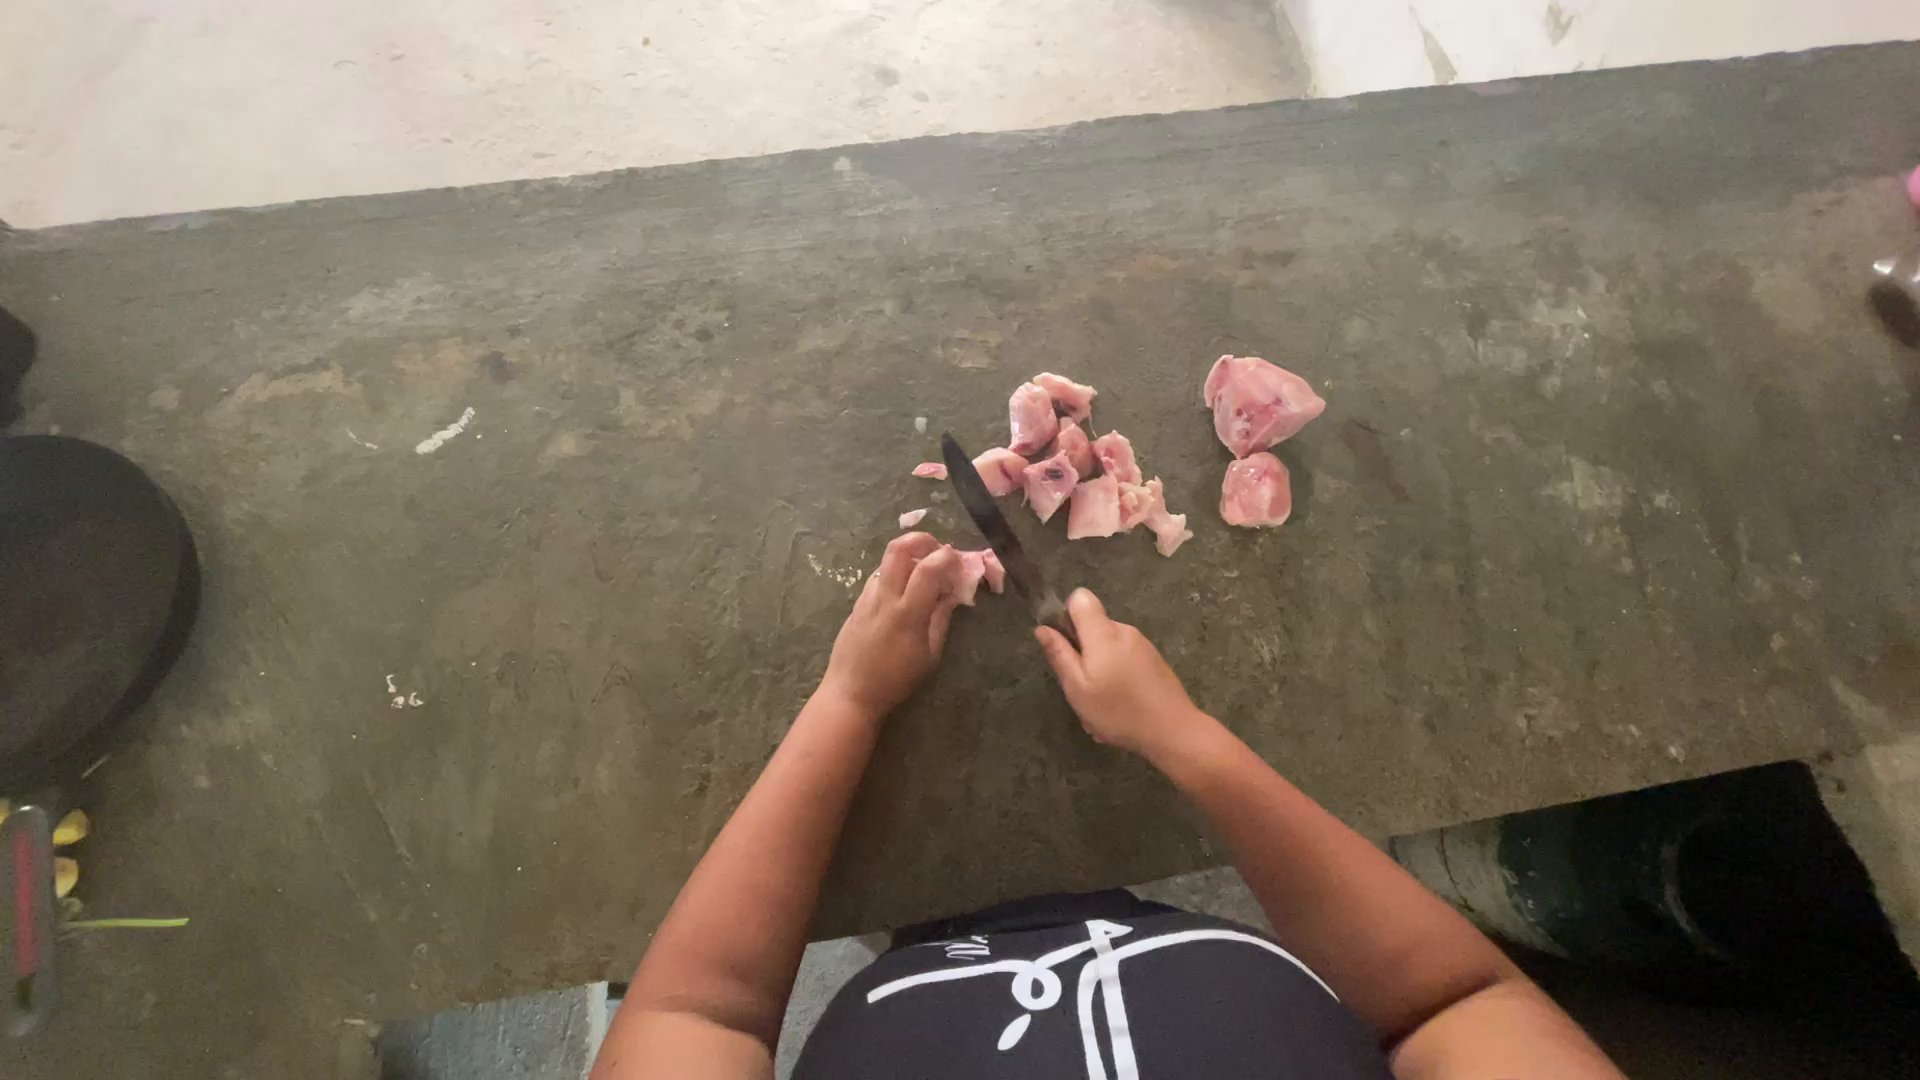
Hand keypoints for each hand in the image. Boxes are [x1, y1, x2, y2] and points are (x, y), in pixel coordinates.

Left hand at [819, 533, 959, 717]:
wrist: (850, 693)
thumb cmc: (896, 680)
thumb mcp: (930, 655)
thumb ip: (941, 619)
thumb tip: (953, 593)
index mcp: (907, 613)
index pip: (928, 568)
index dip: (947, 557)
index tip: (958, 561)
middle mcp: (885, 598)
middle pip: (898, 548)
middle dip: (922, 539)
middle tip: (938, 550)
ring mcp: (867, 597)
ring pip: (887, 560)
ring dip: (909, 556)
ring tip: (924, 573)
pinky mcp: (857, 602)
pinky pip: (878, 577)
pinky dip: (896, 573)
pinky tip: (905, 592)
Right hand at [1034, 589, 1217, 759]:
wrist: (1173, 731)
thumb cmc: (1118, 712)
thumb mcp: (1078, 688)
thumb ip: (1060, 655)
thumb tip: (1042, 628)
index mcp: (1104, 634)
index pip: (1081, 598)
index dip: (1067, 615)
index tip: (1066, 645)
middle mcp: (1124, 631)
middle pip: (1094, 625)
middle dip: (1083, 650)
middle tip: (1082, 686)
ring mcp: (1142, 644)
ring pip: (1108, 644)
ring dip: (1100, 667)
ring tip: (1101, 702)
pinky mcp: (1153, 658)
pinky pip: (1124, 657)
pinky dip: (1117, 674)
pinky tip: (1121, 704)